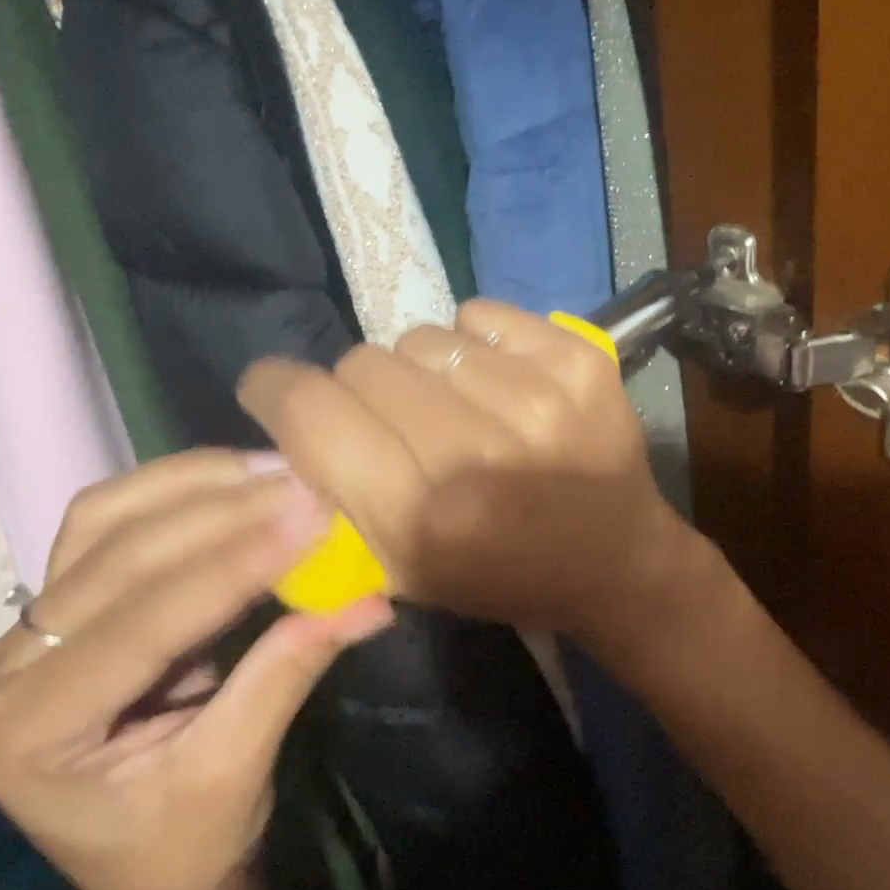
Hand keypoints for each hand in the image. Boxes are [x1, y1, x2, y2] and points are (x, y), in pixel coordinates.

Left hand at [0, 450, 394, 889]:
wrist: (152, 873)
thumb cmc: (184, 846)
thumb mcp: (234, 774)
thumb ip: (285, 676)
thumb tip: (366, 601)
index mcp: (26, 731)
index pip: (140, 624)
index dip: (232, 566)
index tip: (311, 519)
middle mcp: (8, 665)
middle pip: (114, 558)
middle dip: (221, 516)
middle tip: (305, 487)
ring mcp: (28, 629)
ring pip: (101, 522)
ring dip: (191, 486)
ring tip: (273, 469)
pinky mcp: (63, 607)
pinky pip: (108, 525)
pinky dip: (174, 493)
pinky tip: (233, 478)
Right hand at [236, 299, 712, 655]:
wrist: (612, 560)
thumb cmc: (498, 575)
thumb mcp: (400, 571)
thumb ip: (333, 497)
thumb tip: (288, 418)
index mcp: (419, 515)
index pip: (310, 408)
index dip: (277, 390)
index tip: (280, 392)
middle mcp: (472, 451)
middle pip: (363, 363)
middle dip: (363, 392)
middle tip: (399, 425)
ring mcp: (534, 397)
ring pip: (423, 336)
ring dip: (425, 370)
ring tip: (460, 410)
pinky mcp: (578, 360)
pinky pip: (481, 315)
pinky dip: (479, 344)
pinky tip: (502, 387)